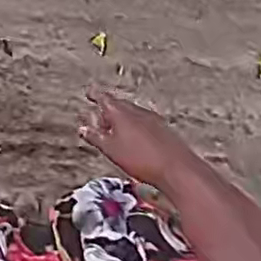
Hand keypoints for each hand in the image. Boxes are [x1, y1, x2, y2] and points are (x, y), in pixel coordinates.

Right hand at [78, 85, 200, 187]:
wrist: (177, 168)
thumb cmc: (142, 158)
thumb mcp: (110, 149)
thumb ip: (95, 137)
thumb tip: (83, 129)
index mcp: (120, 113)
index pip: (104, 98)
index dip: (94, 94)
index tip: (89, 92)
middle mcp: (136, 111)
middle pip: (118, 105)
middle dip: (107, 110)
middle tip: (99, 117)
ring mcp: (152, 119)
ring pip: (131, 114)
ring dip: (121, 120)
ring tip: (114, 132)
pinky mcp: (163, 129)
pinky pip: (143, 122)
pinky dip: (134, 127)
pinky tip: (134, 140)